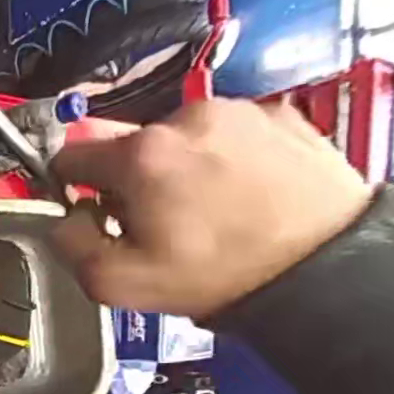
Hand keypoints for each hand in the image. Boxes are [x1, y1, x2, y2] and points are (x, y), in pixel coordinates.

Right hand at [50, 100, 373, 318]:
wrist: (324, 269)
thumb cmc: (212, 275)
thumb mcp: (115, 283)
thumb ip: (69, 243)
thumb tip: (70, 217)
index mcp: (138, 154)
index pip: (71, 155)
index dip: (69, 187)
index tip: (91, 214)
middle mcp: (183, 117)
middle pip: (126, 146)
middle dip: (125, 180)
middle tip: (154, 221)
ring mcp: (237, 110)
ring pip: (176, 138)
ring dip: (174, 167)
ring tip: (204, 208)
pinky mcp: (279, 115)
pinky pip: (225, 133)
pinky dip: (220, 158)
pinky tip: (241, 193)